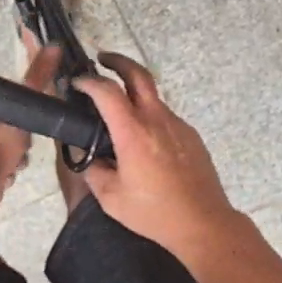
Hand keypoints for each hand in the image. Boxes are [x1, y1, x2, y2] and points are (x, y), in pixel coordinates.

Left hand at [0, 45, 61, 180]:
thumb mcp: (22, 104)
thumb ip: (37, 76)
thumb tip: (54, 44)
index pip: (8, 96)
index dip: (24, 106)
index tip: (33, 116)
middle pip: (11, 120)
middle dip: (23, 133)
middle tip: (26, 139)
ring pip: (9, 142)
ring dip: (18, 152)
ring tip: (18, 158)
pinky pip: (4, 162)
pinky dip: (11, 166)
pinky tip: (11, 171)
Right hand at [74, 53, 239, 257]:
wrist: (203, 222)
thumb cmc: (154, 213)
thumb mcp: (112, 198)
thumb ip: (94, 172)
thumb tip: (87, 156)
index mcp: (133, 133)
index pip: (108, 92)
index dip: (89, 81)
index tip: (77, 83)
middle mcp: (156, 120)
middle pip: (138, 74)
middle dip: (118, 61)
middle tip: (102, 59)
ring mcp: (177, 125)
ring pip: (152, 98)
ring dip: (134, 94)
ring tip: (118, 112)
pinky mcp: (190, 135)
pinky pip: (165, 118)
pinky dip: (149, 118)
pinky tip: (144, 142)